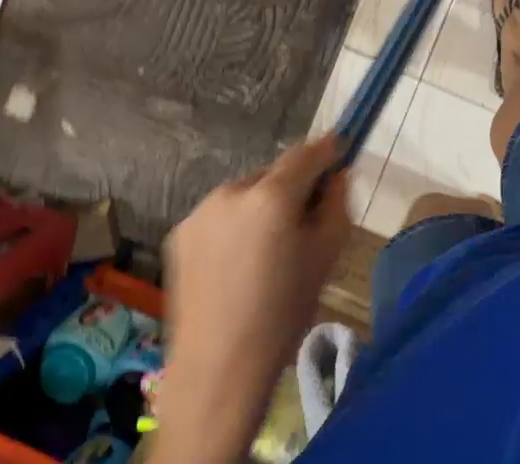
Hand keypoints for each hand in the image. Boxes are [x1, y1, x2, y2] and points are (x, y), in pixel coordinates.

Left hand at [156, 139, 349, 461]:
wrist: (218, 368)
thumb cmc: (283, 315)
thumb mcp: (326, 258)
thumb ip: (336, 205)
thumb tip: (337, 176)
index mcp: (272, 195)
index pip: (306, 153)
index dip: (327, 151)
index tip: (340, 152)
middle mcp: (232, 190)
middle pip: (273, 174)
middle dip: (291, 188)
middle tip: (302, 223)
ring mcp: (200, 211)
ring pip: (244, 195)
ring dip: (260, 208)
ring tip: (265, 253)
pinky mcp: (179, 233)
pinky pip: (219, 218)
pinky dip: (233, 228)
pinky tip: (236, 266)